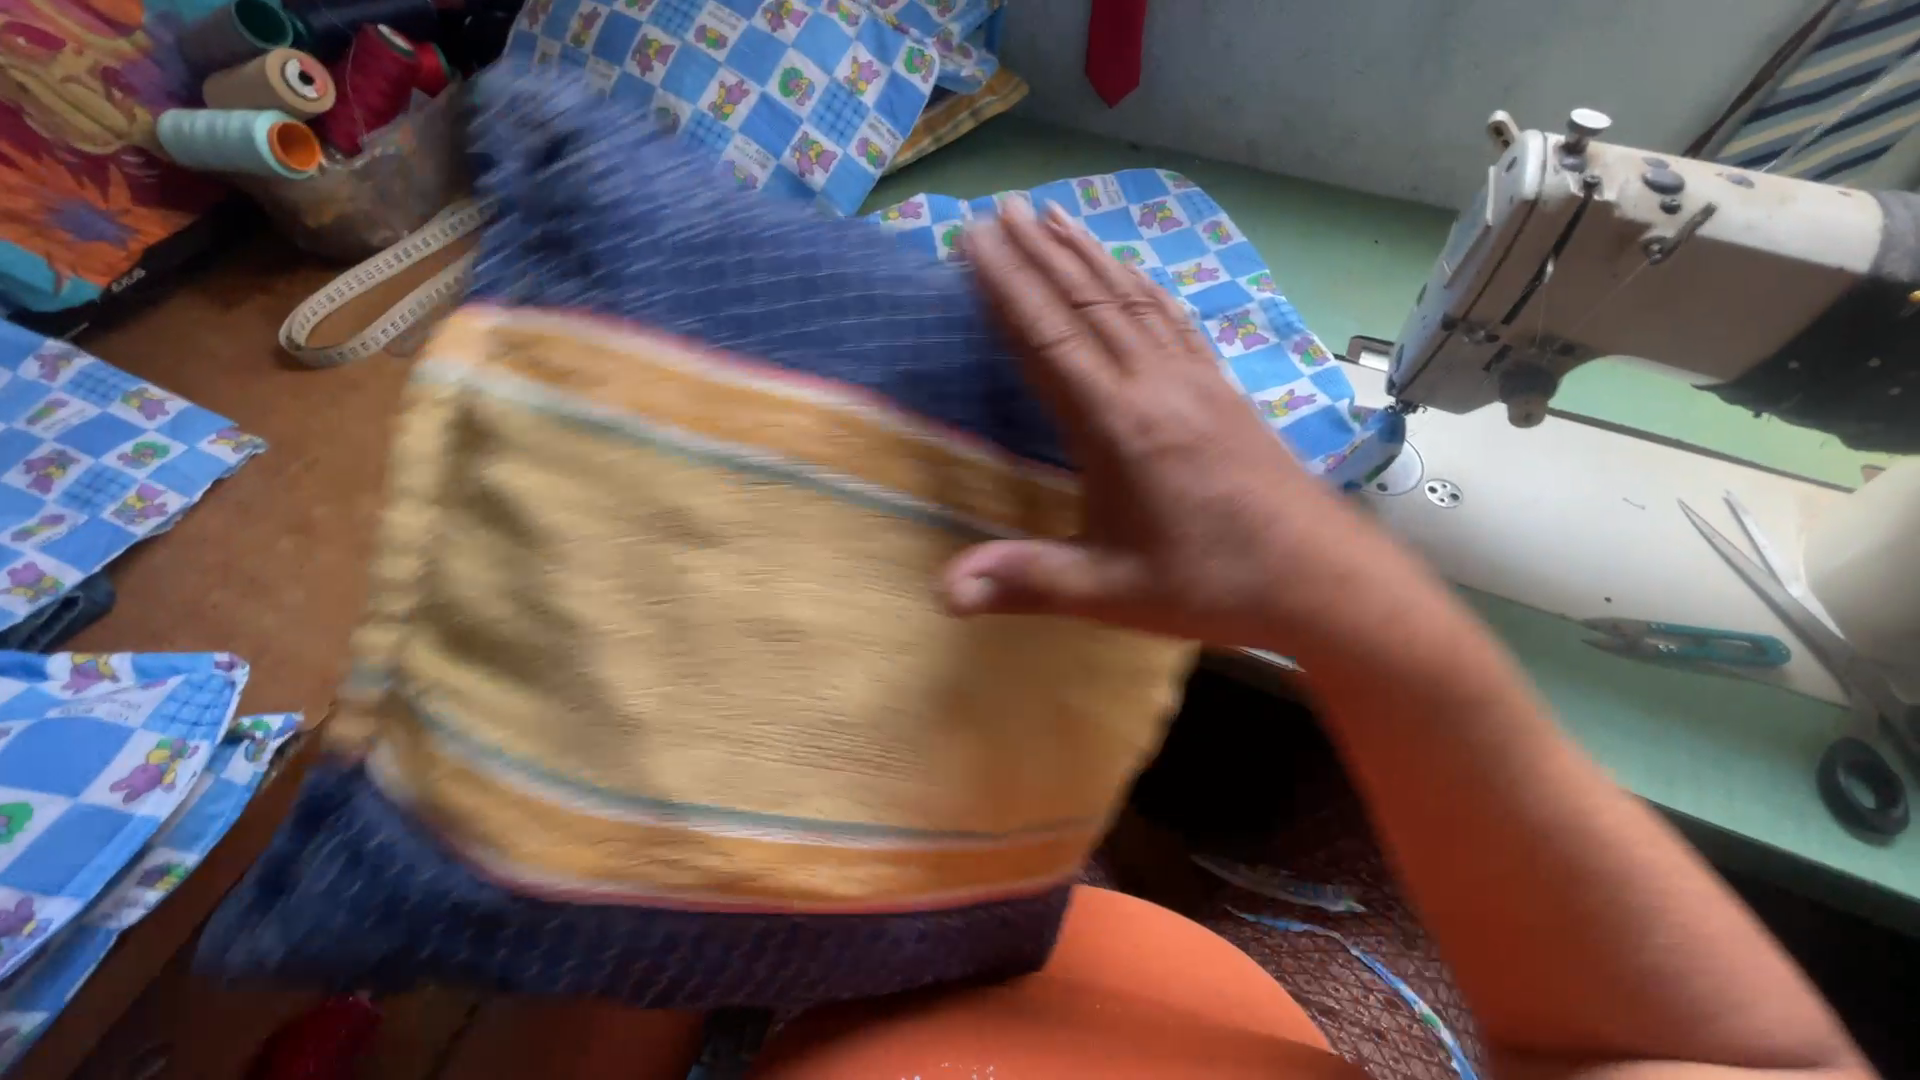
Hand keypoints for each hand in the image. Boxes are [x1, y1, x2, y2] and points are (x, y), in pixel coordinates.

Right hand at [943, 201, 1371, 648]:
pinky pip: (1173, 319)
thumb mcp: (1109, 592)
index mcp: (1117, 425)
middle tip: (1002, 207)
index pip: (1047, 338)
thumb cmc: (1210, 585)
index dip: (1007, 286)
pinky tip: (1132, 270)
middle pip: (1086, 303)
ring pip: (1131, 300)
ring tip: (1054, 216)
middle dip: (1038, 252)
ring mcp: (1194, 381)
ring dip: (1087, 255)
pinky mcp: (1221, 389)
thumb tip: (944, 593)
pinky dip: (1141, 285)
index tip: (974, 239)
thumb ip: (1026, 581)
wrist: (1318, 578)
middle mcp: (1154, 385)